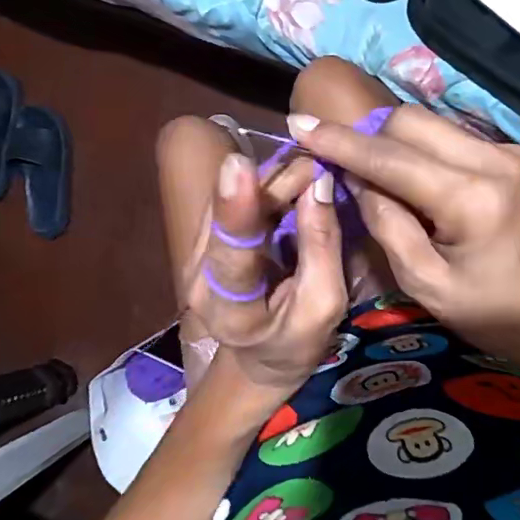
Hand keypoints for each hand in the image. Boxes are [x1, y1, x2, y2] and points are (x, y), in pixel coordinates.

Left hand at [180, 152, 347, 394]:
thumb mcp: (323, 305)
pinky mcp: (204, 237)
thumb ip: (321, 247)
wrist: (259, 357)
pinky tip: (293, 178)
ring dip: (274, 180)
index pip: (231, 257)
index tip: (237, 164)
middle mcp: (199, 277)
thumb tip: (320, 182)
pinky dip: (266, 186)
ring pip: (232, 200)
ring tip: (311, 169)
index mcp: (229, 311)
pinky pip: (235, 200)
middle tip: (319, 163)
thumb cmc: (295, 342)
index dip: (235, 209)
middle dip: (275, 183)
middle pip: (233, 215)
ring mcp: (196, 253)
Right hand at [287, 107, 519, 363]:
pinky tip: (408, 179)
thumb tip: (353, 174)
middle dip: (366, 139)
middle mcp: (494, 161)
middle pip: (408, 122)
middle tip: (341, 167)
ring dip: (389, 142)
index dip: (340, 142)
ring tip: (373, 177)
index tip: (299, 124)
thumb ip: (383, 221)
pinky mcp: (508, 151)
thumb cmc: (482, 309)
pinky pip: (444, 134)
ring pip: (425, 122)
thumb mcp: (420, 280)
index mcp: (472, 200)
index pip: (391, 158)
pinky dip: (414, 149)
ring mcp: (506, 150)